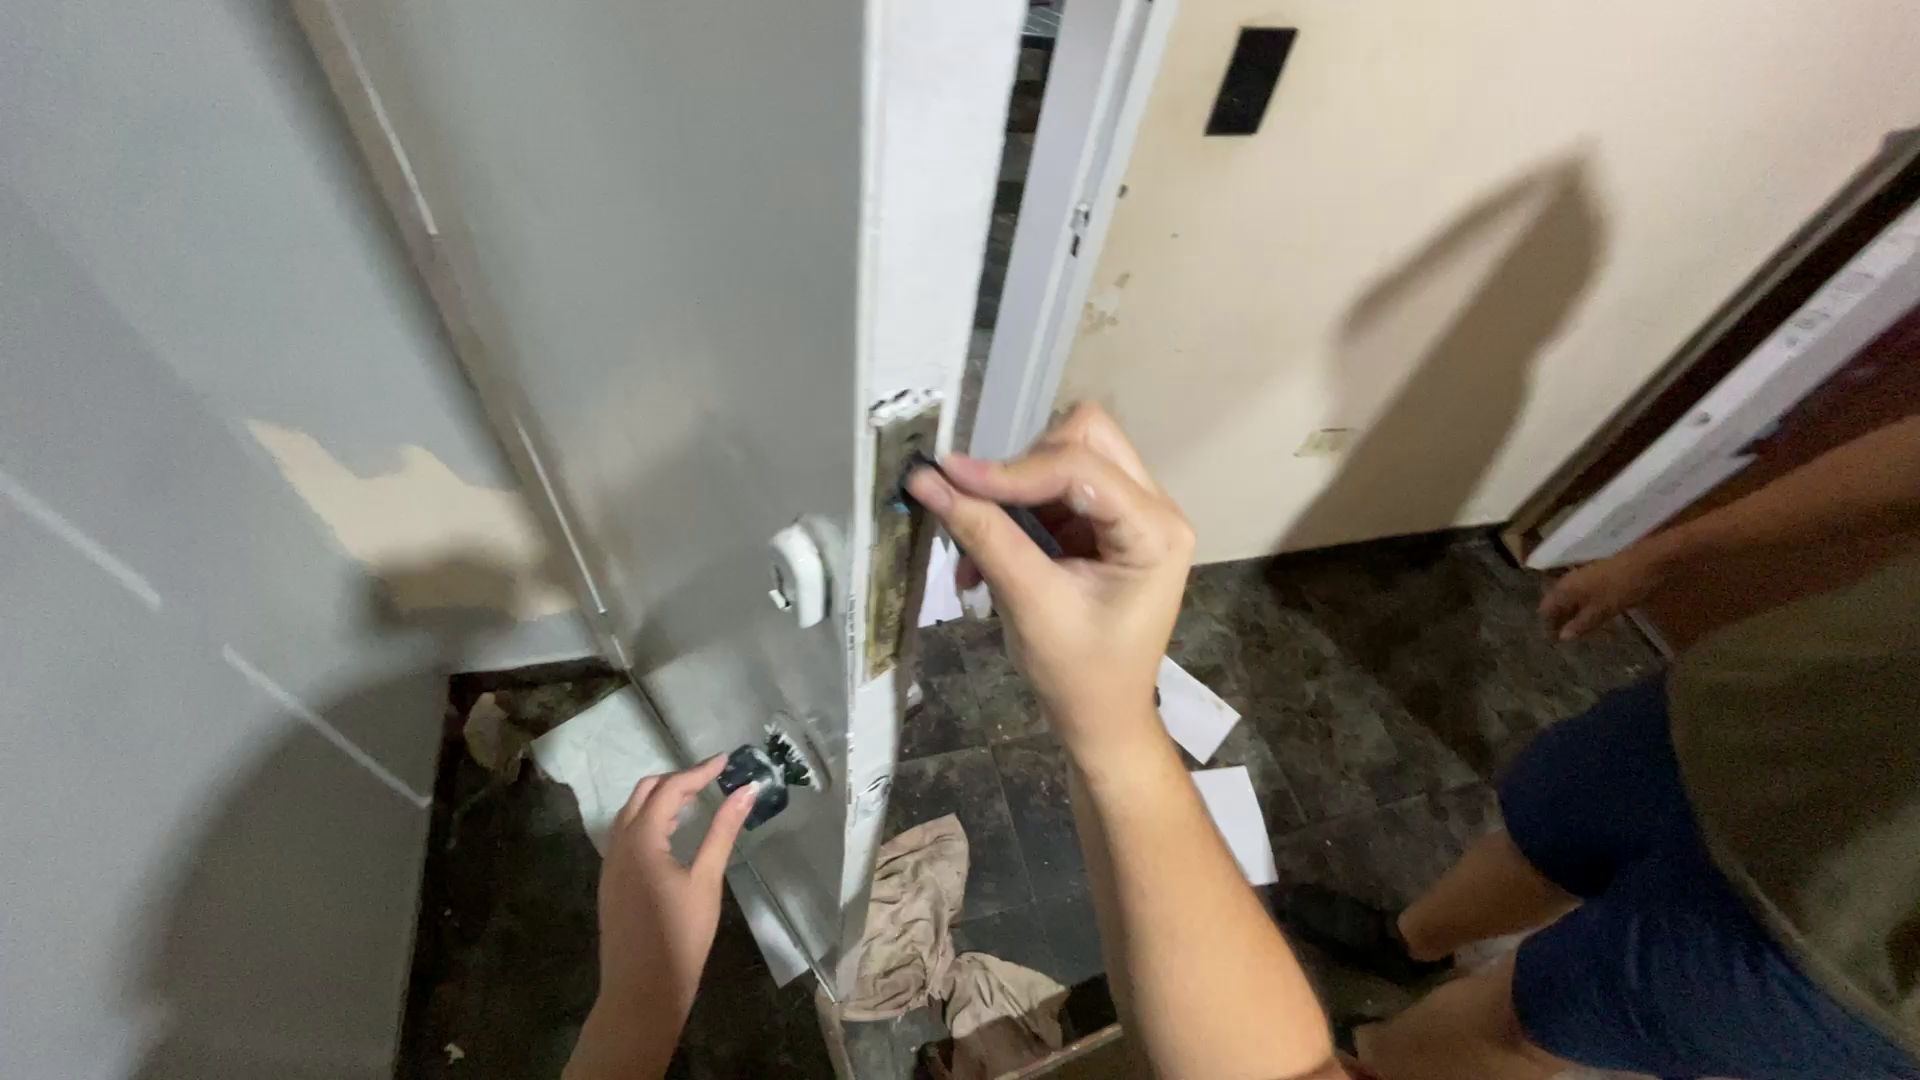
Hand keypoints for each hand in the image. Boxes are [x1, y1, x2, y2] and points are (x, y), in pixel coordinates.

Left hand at [566, 757, 754, 1079]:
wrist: (641, 992)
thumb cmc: (680, 935)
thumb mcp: (707, 879)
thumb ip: (724, 830)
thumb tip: (747, 790)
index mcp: (642, 840)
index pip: (671, 790)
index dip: (699, 772)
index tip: (727, 761)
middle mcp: (619, 845)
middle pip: (644, 793)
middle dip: (678, 780)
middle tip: (712, 779)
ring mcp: (611, 864)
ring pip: (632, 813)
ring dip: (662, 799)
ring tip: (696, 800)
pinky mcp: (612, 881)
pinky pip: (627, 834)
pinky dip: (650, 820)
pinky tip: (674, 832)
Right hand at [907, 404, 1192, 762]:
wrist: (1100, 716)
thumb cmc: (1078, 673)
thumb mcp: (1029, 603)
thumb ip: (983, 535)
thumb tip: (927, 481)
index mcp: (1154, 530)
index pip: (1080, 467)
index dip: (1011, 470)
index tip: (947, 477)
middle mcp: (1152, 508)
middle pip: (1085, 438)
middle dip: (1023, 466)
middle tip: (980, 503)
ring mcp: (1129, 512)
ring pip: (1066, 456)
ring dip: (1012, 494)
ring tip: (976, 551)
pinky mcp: (1102, 523)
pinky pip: (1053, 489)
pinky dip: (1015, 514)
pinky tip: (986, 560)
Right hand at [1539, 545, 1669, 640]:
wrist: (1646, 561)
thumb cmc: (1622, 588)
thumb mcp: (1602, 610)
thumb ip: (1581, 624)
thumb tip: (1562, 638)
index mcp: (1562, 591)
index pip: (1545, 611)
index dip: (1548, 627)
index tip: (1553, 642)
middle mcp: (1565, 582)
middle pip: (1554, 604)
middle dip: (1557, 619)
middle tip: (1563, 635)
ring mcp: (1579, 577)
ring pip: (1566, 598)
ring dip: (1568, 612)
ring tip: (1575, 626)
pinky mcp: (1592, 575)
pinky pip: (1578, 593)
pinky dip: (1579, 605)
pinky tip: (1589, 612)